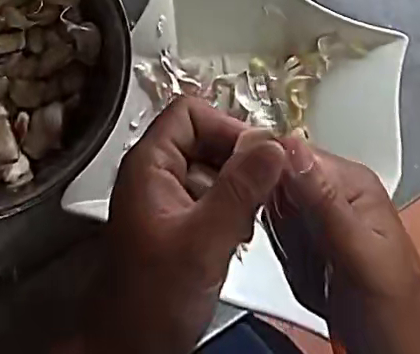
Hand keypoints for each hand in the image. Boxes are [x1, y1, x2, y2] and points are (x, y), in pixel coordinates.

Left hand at [78, 98, 288, 353]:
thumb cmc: (148, 306)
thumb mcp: (203, 243)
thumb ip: (239, 192)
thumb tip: (272, 148)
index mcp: (150, 164)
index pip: (190, 113)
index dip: (226, 126)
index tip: (258, 152)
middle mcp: (155, 173)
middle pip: (204, 136)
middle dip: (238, 158)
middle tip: (265, 184)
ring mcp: (166, 197)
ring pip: (211, 165)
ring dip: (238, 184)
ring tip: (252, 213)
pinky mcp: (177, 221)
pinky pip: (211, 193)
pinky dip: (232, 205)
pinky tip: (241, 231)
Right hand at [270, 137, 419, 353]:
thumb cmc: (398, 315)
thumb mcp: (359, 252)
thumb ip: (324, 200)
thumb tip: (293, 146)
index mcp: (350, 180)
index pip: (290, 152)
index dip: (269, 174)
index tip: (265, 202)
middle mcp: (333, 192)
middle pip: (276, 182)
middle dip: (277, 220)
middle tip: (305, 253)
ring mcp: (321, 219)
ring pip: (272, 213)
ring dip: (282, 245)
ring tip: (312, 270)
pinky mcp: (311, 246)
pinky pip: (277, 241)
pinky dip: (284, 262)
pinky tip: (308, 279)